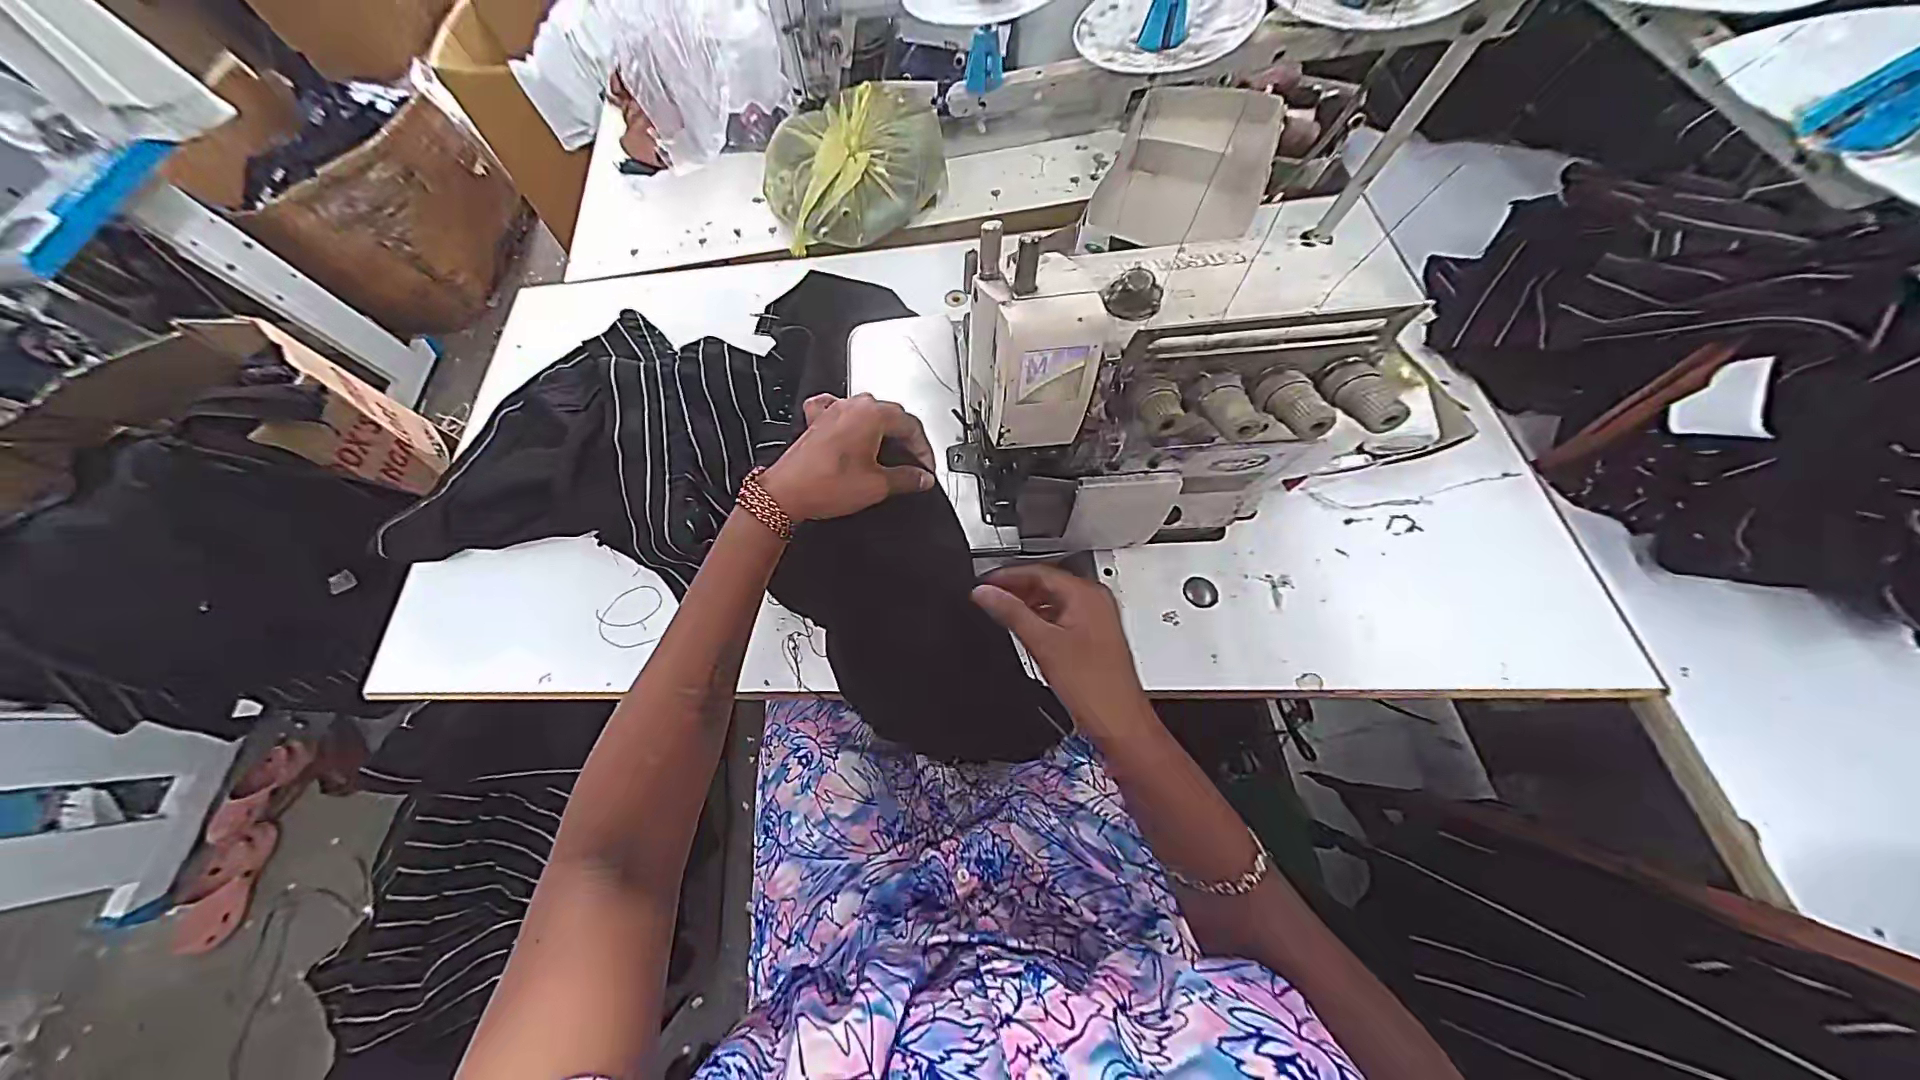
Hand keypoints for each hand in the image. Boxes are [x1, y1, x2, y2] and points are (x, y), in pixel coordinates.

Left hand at [758, 394, 935, 521]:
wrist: (785, 493)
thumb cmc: (824, 484)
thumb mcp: (877, 486)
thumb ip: (906, 478)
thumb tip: (922, 477)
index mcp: (872, 414)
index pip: (911, 425)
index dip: (924, 449)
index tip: (926, 467)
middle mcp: (852, 406)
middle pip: (892, 415)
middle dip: (907, 439)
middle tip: (914, 463)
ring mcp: (833, 411)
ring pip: (868, 412)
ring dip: (883, 430)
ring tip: (890, 454)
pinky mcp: (818, 422)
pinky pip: (840, 413)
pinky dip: (852, 423)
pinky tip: (855, 434)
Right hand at [971, 563, 1149, 734]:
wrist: (1119, 722)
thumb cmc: (1096, 688)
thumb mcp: (1043, 644)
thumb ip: (1011, 613)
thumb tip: (986, 593)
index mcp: (1087, 595)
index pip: (1039, 572)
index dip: (1007, 576)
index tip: (985, 583)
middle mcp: (1096, 602)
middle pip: (1048, 584)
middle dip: (1016, 590)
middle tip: (989, 596)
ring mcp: (1098, 620)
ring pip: (1055, 602)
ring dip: (1028, 605)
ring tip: (1001, 612)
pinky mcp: (1094, 637)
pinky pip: (1062, 617)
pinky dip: (1041, 620)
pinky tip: (1026, 631)